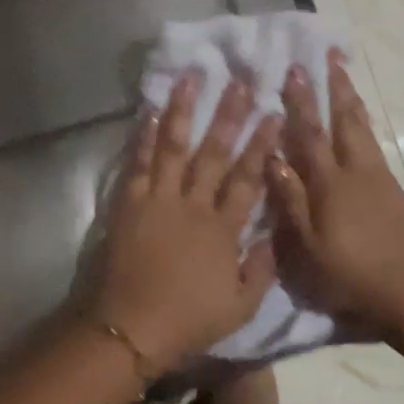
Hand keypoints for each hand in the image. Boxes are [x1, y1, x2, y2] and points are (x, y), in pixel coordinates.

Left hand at [86, 71, 281, 367]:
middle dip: (230, 115)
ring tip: (192, 77)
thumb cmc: (188, 320)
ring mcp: (158, 201)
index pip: (248, 179)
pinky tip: (152, 111)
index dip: (262, 145)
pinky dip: (145, 136)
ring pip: (175, 147)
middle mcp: (193, 205)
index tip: (274, 114)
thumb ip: (261, 268)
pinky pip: (138, 163)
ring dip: (185, 111)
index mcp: (224, 229)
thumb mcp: (241, 306)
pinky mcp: (128, 204)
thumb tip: (274, 234)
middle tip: (240, 81)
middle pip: (214, 153)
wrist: (131, 327)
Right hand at [269, 53, 403, 323]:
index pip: (311, 133)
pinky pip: (375, 147)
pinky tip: (361, 125)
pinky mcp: (393, 192)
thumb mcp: (305, 244)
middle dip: (336, 87)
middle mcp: (357, 172)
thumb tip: (272, 156)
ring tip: (346, 76)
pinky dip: (365, 126)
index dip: (301, 102)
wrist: (401, 293)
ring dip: (353, 101)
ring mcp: (379, 180)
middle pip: (345, 121)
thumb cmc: (343, 273)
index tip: (295, 70)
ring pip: (364, 130)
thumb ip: (290, 198)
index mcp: (330, 184)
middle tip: (330, 56)